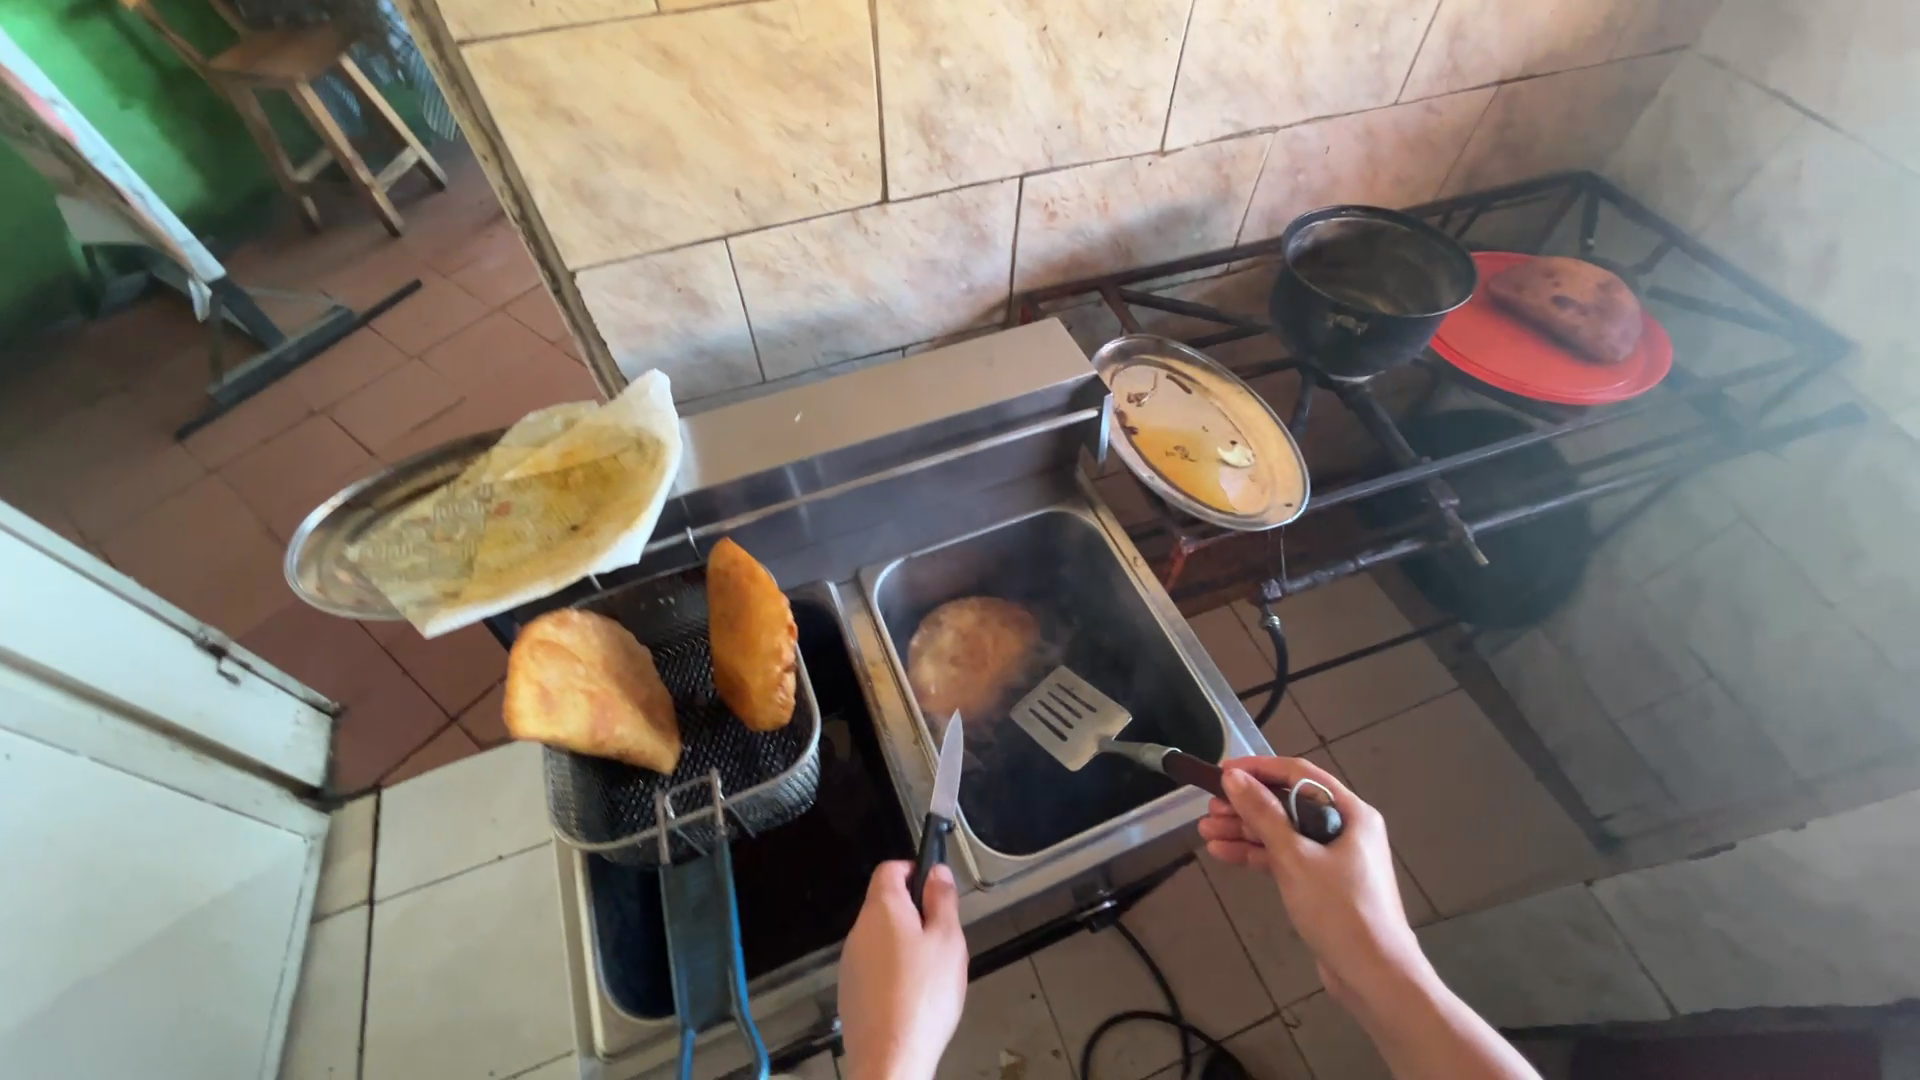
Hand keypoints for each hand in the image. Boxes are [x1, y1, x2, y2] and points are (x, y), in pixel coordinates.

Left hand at [838, 861, 967, 1079]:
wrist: (890, 1059)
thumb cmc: (923, 998)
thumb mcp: (948, 940)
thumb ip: (943, 900)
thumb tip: (937, 872)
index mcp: (882, 909)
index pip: (889, 868)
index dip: (912, 869)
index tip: (933, 885)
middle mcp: (859, 930)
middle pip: (885, 903)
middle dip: (913, 911)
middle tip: (940, 934)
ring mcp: (851, 962)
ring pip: (880, 936)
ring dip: (903, 943)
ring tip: (930, 970)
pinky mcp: (850, 991)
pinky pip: (873, 966)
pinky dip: (892, 970)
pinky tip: (912, 995)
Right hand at [1197, 757, 1429, 1004]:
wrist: (1376, 980)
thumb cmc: (1340, 910)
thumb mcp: (1295, 857)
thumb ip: (1263, 813)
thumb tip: (1233, 777)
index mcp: (1350, 813)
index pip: (1298, 774)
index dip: (1258, 769)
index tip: (1222, 772)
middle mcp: (1344, 828)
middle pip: (1286, 803)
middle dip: (1246, 805)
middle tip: (1210, 807)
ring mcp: (1332, 857)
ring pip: (1281, 831)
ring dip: (1244, 830)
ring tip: (1206, 831)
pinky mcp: (1321, 882)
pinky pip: (1284, 856)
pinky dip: (1256, 854)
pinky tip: (1223, 852)